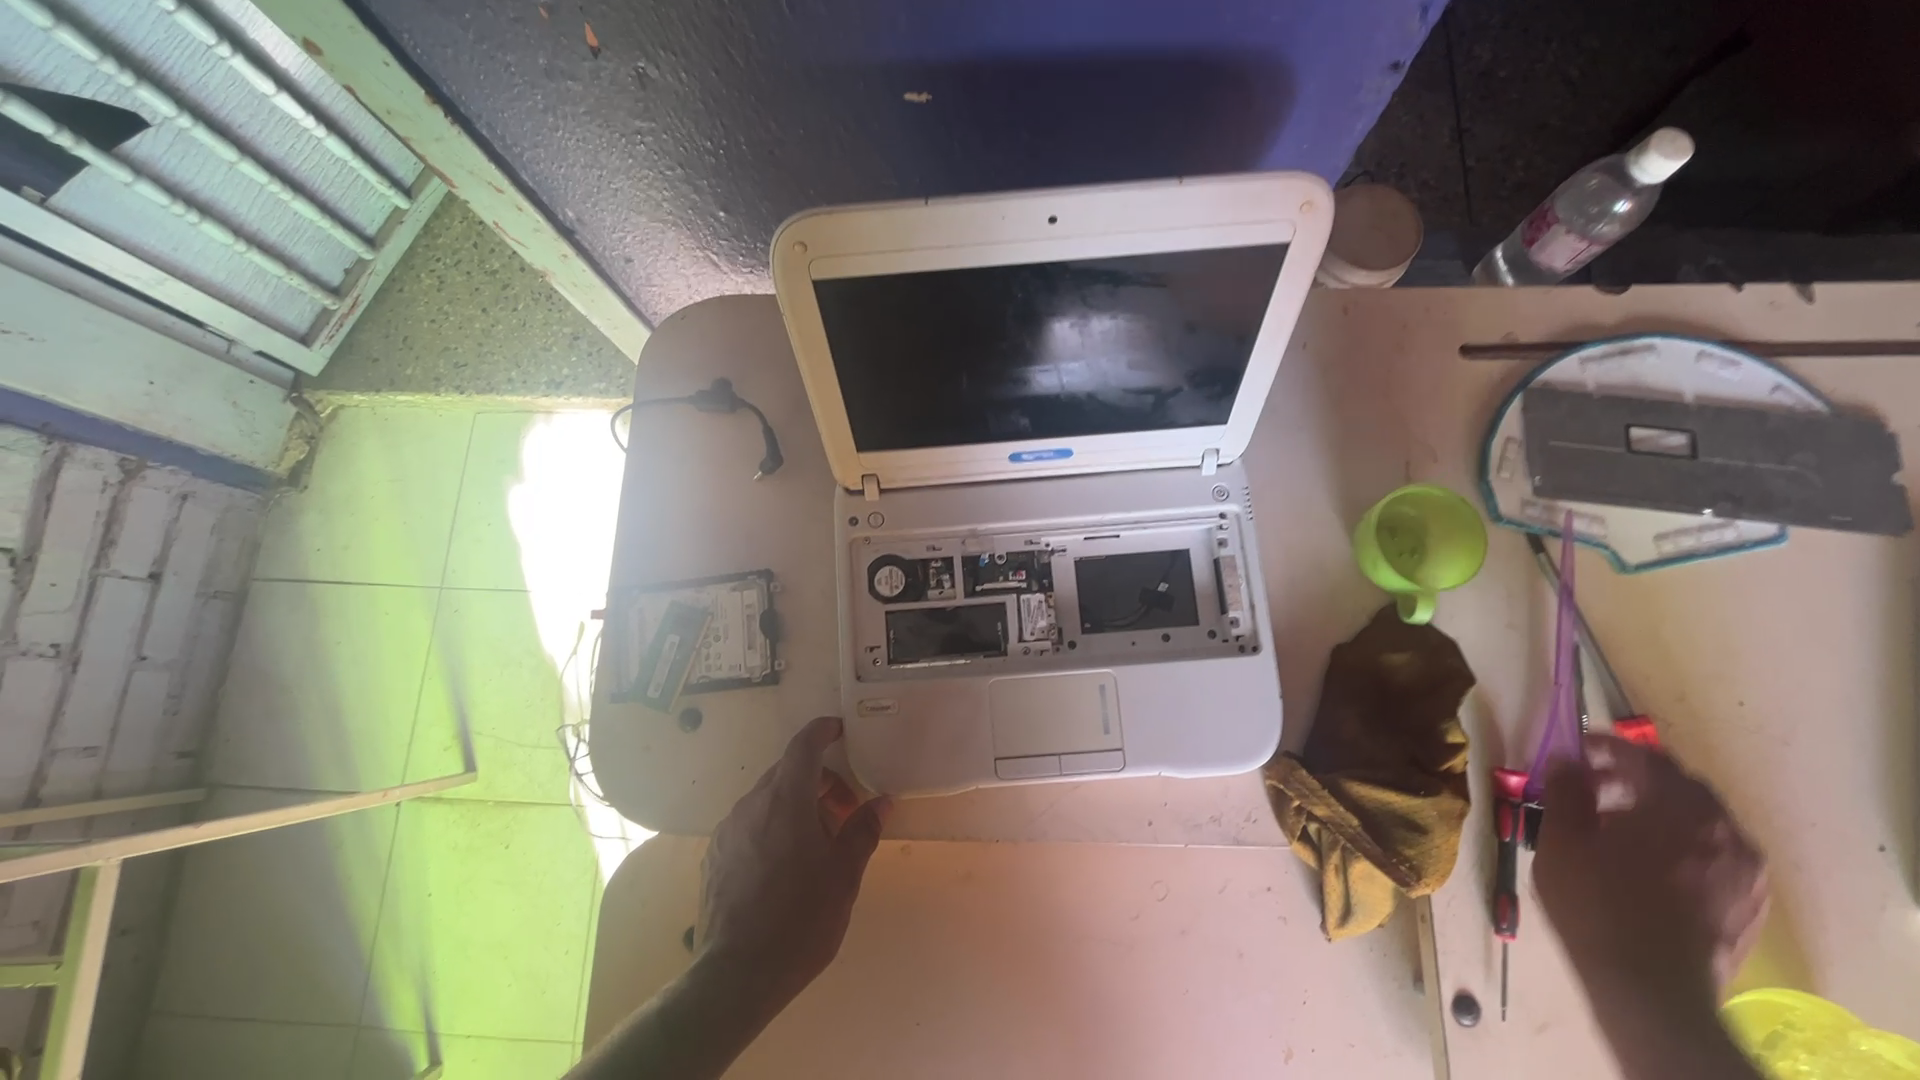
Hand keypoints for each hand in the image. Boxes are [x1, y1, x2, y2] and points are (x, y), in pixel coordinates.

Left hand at [696, 716, 889, 1005]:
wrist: (738, 974)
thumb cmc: (801, 919)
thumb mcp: (844, 874)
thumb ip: (863, 830)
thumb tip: (881, 801)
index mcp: (786, 800)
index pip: (803, 746)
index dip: (822, 731)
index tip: (840, 731)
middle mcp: (751, 805)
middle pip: (787, 772)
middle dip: (818, 782)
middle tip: (843, 813)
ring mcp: (728, 831)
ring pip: (767, 800)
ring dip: (795, 806)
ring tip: (817, 846)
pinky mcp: (715, 856)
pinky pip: (749, 825)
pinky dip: (772, 827)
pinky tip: (786, 867)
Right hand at [1535, 734, 1768, 1009]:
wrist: (1649, 990)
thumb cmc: (1595, 907)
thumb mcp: (1561, 842)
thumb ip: (1565, 791)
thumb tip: (1564, 759)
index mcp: (1679, 808)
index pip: (1646, 756)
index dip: (1608, 747)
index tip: (1576, 750)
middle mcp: (1725, 831)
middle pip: (1680, 786)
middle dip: (1635, 779)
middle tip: (1593, 789)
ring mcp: (1745, 871)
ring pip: (1701, 822)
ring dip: (1659, 812)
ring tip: (1617, 831)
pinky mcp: (1748, 903)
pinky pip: (1715, 855)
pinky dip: (1682, 845)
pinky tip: (1648, 866)